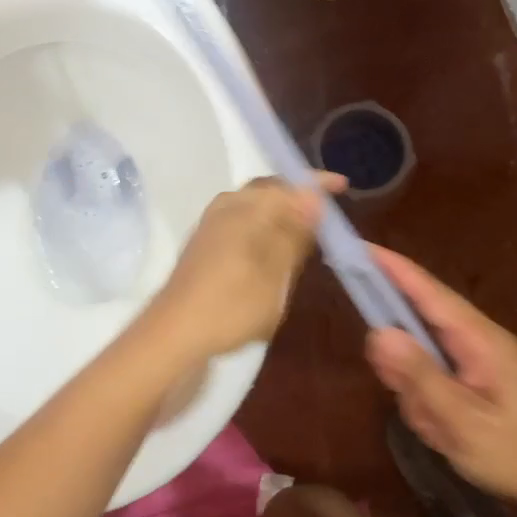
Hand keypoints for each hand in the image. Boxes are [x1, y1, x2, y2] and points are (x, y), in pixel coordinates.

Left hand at [141, 173, 344, 360]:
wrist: (174, 332)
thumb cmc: (231, 304)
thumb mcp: (274, 273)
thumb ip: (293, 232)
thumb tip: (312, 194)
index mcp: (246, 208)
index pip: (289, 185)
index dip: (316, 184)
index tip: (342, 185)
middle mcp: (226, 207)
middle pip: (268, 190)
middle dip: (296, 196)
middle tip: (325, 212)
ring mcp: (211, 225)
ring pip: (253, 206)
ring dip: (279, 212)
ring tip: (304, 230)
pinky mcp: (204, 244)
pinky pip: (242, 221)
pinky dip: (263, 227)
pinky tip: (272, 248)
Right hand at [364, 246, 516, 511]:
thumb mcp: (462, 422)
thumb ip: (419, 376)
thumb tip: (377, 331)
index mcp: (481, 339)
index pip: (427, 291)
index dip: (391, 268)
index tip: (357, 247)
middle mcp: (479, 338)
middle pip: (419, 323)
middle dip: (403, 363)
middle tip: (414, 402)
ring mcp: (478, 356)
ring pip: (422, 354)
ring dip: (417, 391)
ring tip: (439, 429)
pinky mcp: (476, 375)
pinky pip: (434, 374)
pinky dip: (427, 401)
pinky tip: (444, 431)